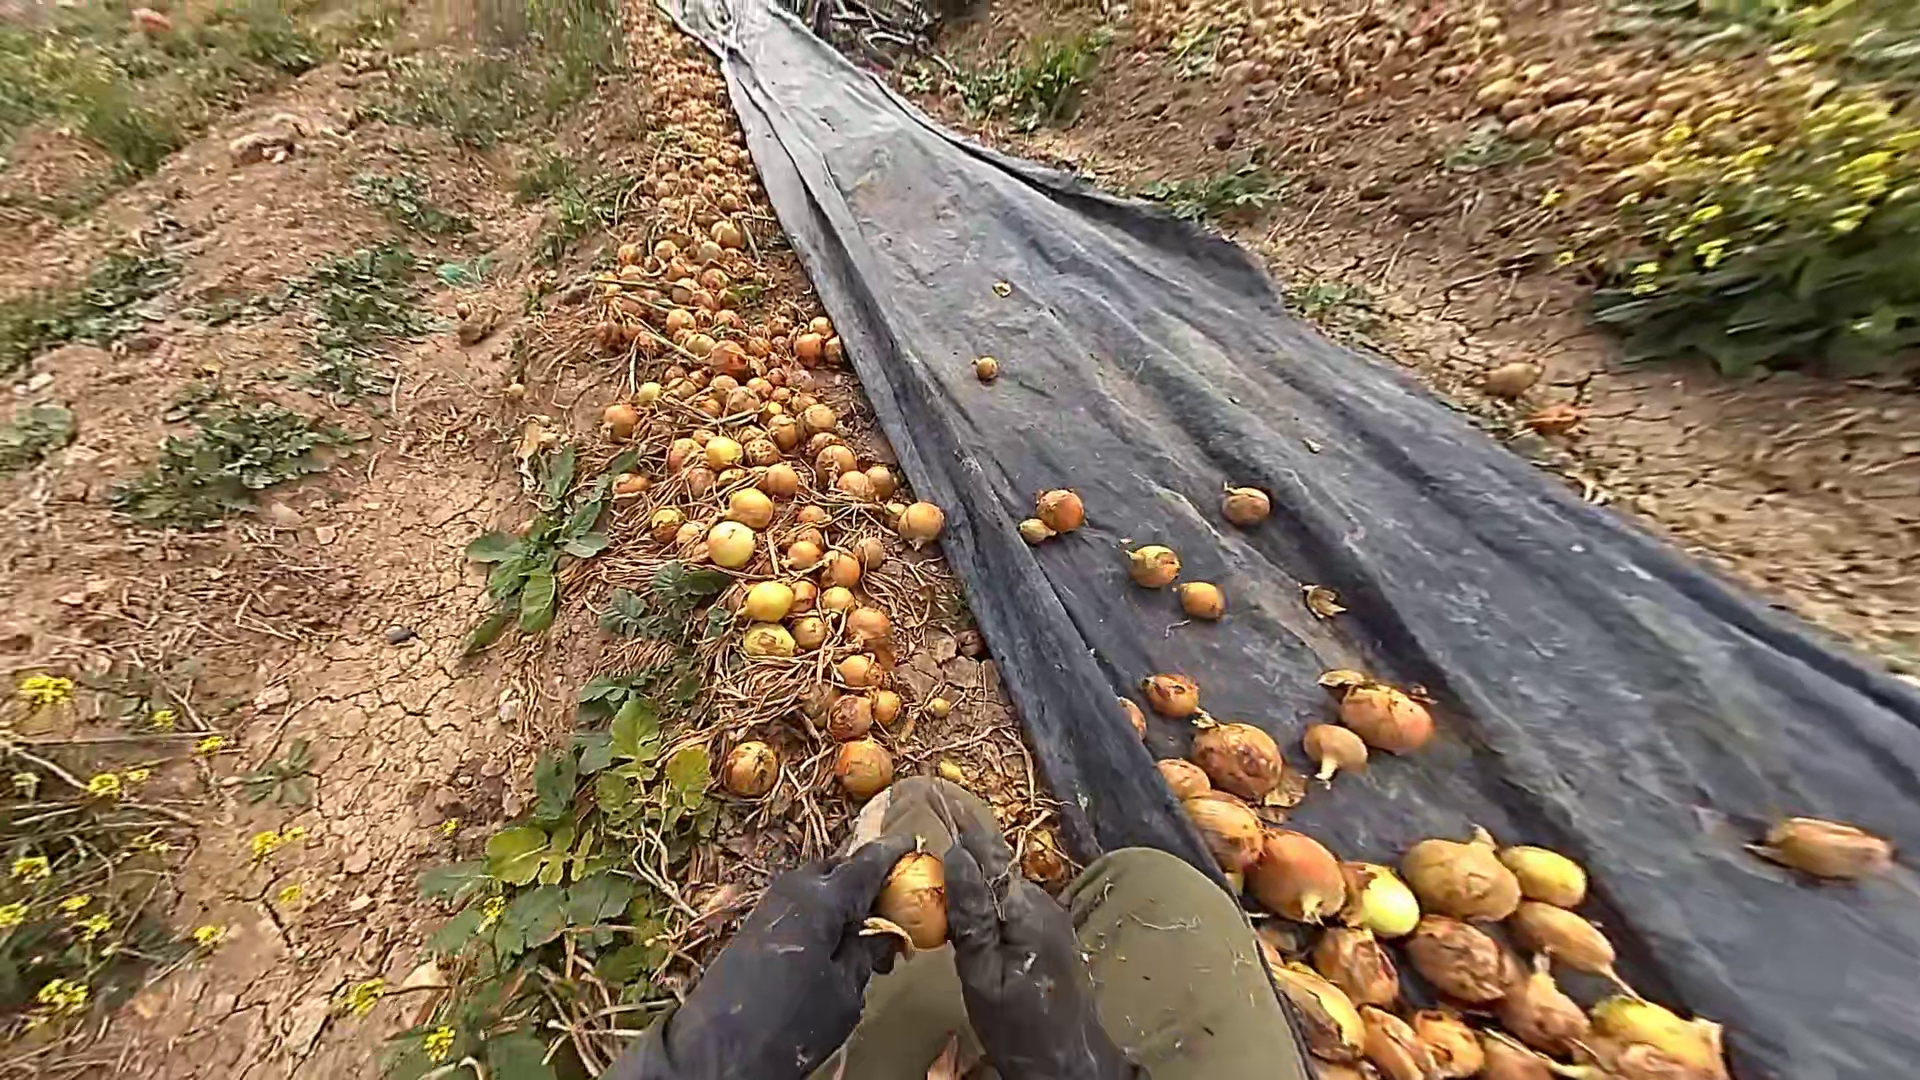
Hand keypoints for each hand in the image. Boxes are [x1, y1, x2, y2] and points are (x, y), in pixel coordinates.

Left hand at [605, 833, 916, 1079]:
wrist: (712, 1054)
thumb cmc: (788, 1023)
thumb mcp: (845, 992)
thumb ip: (868, 950)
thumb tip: (884, 929)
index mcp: (825, 896)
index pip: (869, 861)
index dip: (894, 850)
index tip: (913, 842)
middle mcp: (799, 885)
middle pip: (843, 866)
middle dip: (868, 879)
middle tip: (890, 909)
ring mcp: (774, 899)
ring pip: (822, 882)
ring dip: (845, 896)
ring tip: (862, 934)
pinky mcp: (759, 918)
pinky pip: (803, 899)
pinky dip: (824, 909)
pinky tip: (832, 942)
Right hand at [939, 796, 1137, 1079]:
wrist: (1069, 1066)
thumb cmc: (1018, 1028)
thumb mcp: (982, 975)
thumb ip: (970, 914)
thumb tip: (955, 854)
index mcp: (1024, 906)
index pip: (987, 849)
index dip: (961, 818)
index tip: (937, 789)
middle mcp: (1040, 898)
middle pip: (995, 860)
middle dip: (963, 842)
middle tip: (930, 824)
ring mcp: (1048, 912)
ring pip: (1002, 880)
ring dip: (974, 869)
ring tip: (942, 863)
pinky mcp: (1047, 927)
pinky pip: (1010, 898)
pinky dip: (986, 892)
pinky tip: (969, 903)